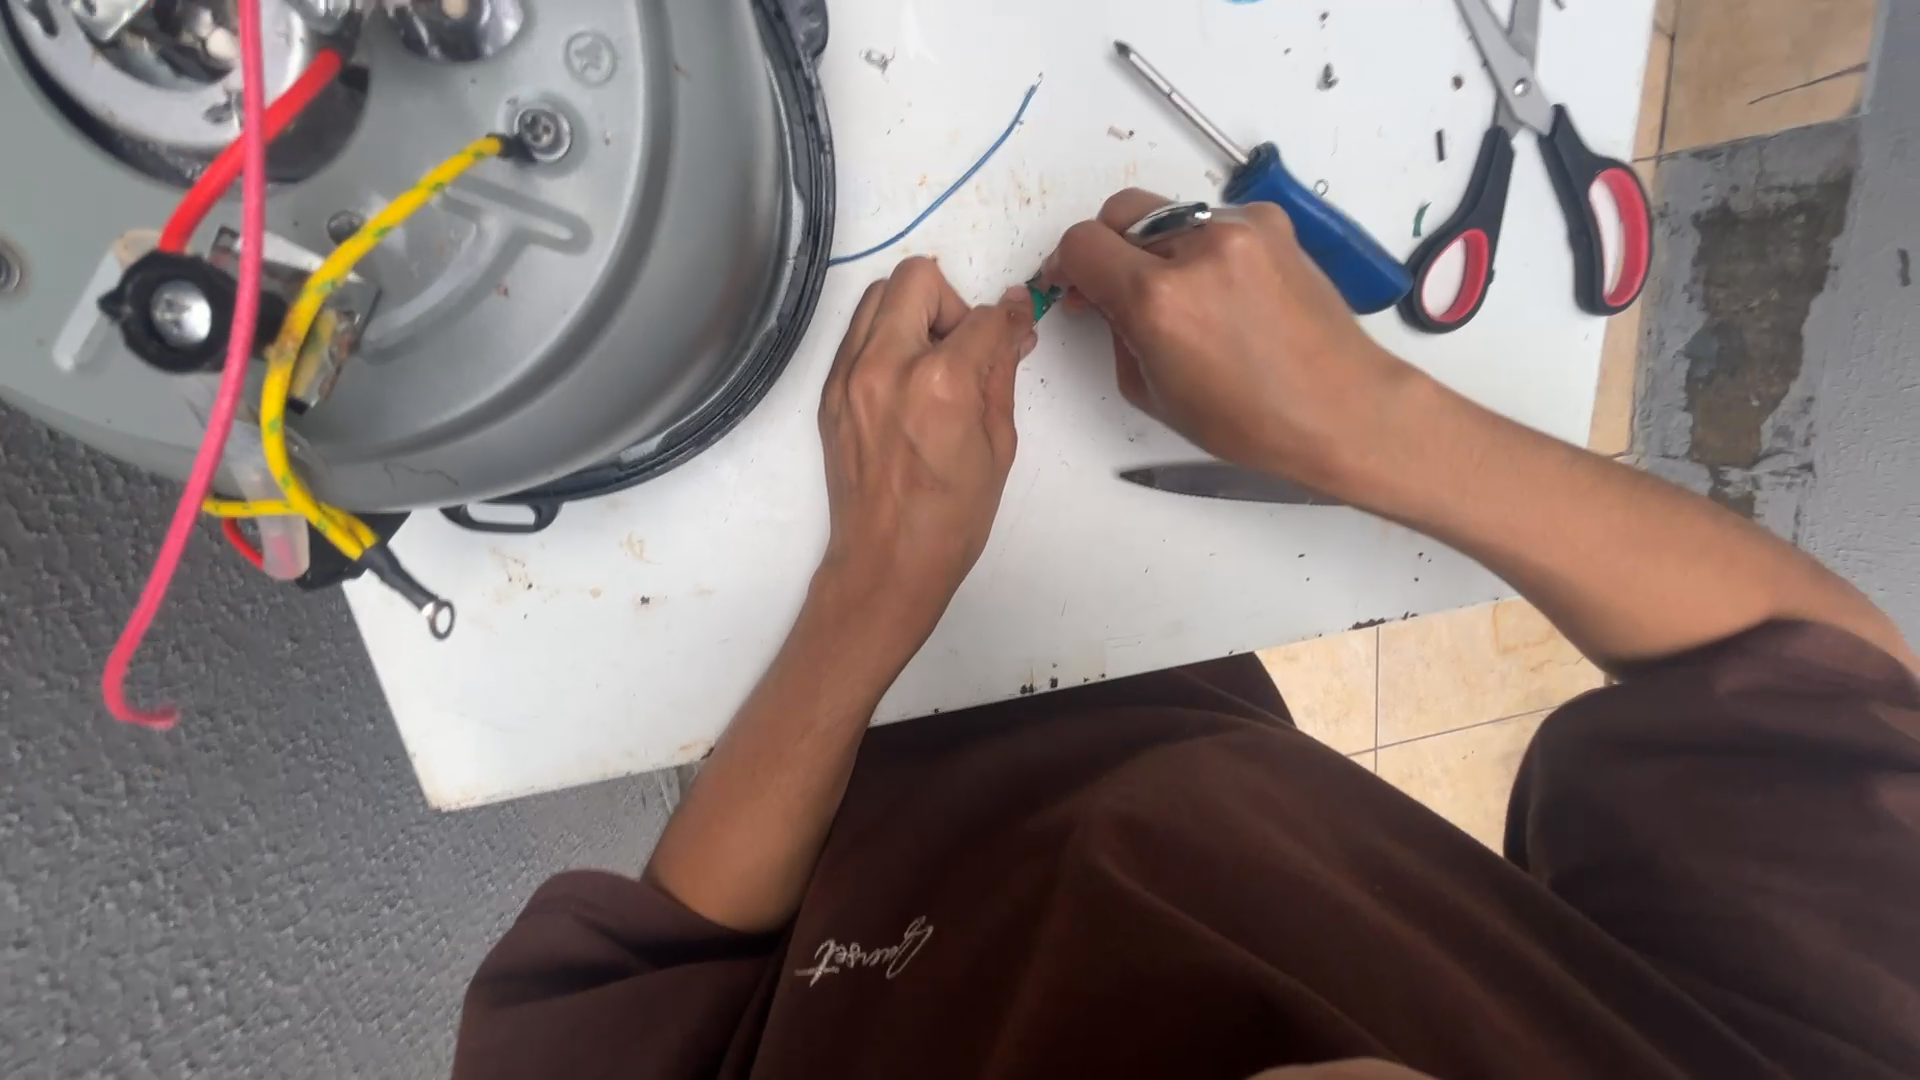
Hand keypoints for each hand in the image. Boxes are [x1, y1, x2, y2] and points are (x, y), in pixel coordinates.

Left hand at [815, 257, 1035, 636]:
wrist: (886, 563)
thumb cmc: (952, 520)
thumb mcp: (998, 446)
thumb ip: (1001, 375)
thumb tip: (1015, 328)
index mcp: (940, 382)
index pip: (983, 317)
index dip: (1010, 318)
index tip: (1017, 325)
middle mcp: (887, 365)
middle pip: (918, 279)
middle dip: (952, 301)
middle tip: (965, 347)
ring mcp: (848, 377)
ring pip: (877, 296)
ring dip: (913, 312)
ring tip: (932, 362)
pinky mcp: (829, 393)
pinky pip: (856, 335)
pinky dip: (885, 339)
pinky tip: (905, 382)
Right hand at [1044, 189, 1414, 488]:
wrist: (1336, 407)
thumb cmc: (1244, 420)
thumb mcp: (1150, 390)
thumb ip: (1115, 331)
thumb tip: (1104, 297)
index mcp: (1158, 298)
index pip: (1082, 243)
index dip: (1064, 264)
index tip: (1070, 283)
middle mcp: (1197, 247)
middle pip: (1119, 211)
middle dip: (1105, 247)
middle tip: (1112, 288)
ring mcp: (1240, 227)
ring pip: (1166, 215)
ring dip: (1152, 248)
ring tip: (1175, 296)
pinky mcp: (1272, 223)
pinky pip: (1209, 222)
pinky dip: (1196, 248)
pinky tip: (1217, 291)